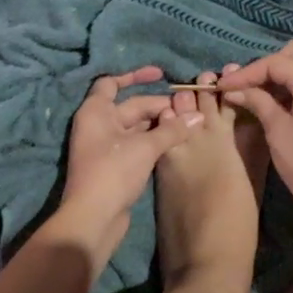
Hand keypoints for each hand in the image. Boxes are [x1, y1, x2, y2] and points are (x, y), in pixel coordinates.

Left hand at [57, 65, 203, 251]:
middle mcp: (98, 125)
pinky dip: (155, 141)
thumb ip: (172, 130)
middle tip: (189, 108)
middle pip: (131, 106)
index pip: (111, 83)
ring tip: (189, 123)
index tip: (160, 75)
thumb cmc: (113, 173)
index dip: (134, 76)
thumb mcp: (145, 147)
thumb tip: (198, 117)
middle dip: (159, 106)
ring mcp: (106, 147)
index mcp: (96, 112)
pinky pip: (138, 145)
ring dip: (160, 125)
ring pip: (137, 128)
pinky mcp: (116, 166)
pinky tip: (177, 142)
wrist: (94, 217)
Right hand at [217, 41, 292, 230]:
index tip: (224, 86)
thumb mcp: (277, 130)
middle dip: (269, 65)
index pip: (276, 63)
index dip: (247, 72)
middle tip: (247, 86)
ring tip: (265, 91)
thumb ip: (258, 101)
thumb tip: (233, 90)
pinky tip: (285, 99)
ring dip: (288, 69)